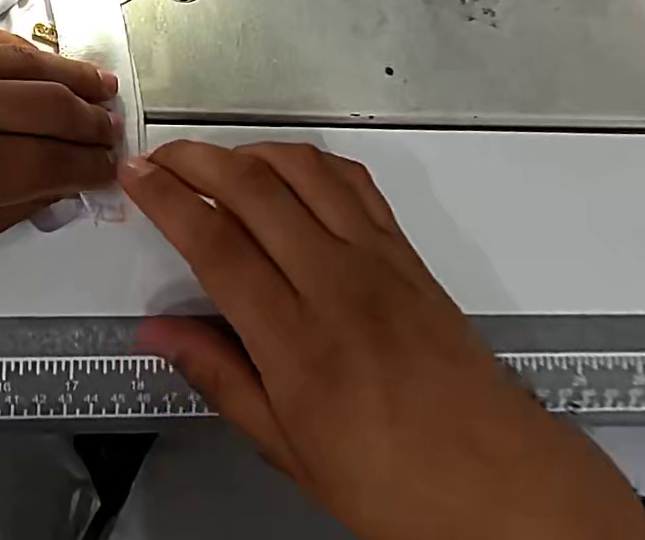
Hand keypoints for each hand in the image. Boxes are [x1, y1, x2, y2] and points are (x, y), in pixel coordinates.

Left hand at [0, 26, 119, 326]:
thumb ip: (14, 206)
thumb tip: (68, 183)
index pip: (50, 159)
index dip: (91, 166)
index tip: (114, 169)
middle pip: (45, 103)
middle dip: (91, 120)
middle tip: (116, 130)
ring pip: (19, 60)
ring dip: (67, 76)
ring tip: (101, 87)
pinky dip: (18, 51)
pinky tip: (43, 64)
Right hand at [122, 142, 644, 539]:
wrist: (510, 494)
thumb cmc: (390, 483)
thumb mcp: (288, 449)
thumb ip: (217, 376)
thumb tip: (154, 334)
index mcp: (297, 340)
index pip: (215, 242)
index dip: (165, 198)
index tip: (134, 174)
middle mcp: (334, 281)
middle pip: (252, 187)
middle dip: (192, 158)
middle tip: (157, 156)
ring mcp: (376, 257)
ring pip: (301, 168)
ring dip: (247, 149)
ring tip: (214, 161)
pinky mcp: (405, 250)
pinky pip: (352, 180)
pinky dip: (307, 160)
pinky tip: (285, 170)